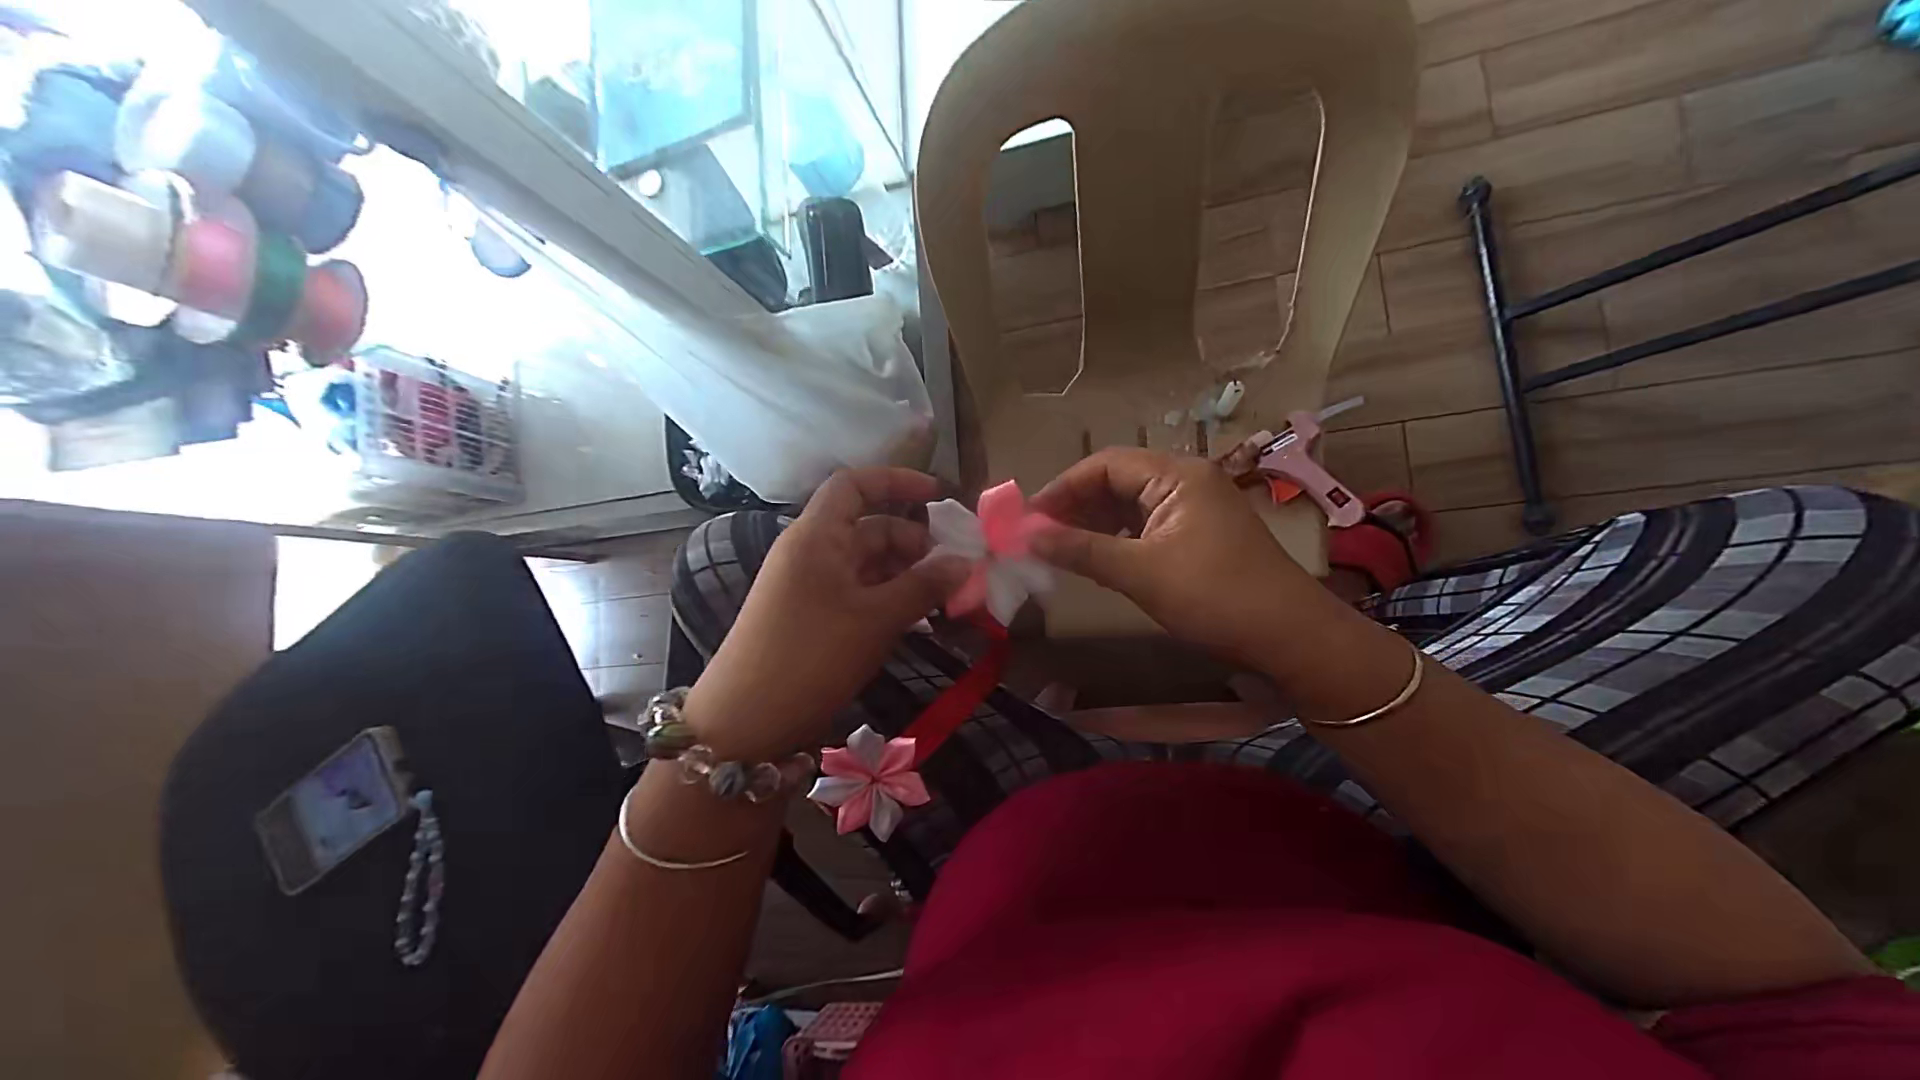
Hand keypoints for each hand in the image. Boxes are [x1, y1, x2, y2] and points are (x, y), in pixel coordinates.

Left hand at [683, 468, 966, 760]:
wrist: (746, 722)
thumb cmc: (812, 657)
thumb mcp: (877, 619)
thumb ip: (924, 585)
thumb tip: (966, 561)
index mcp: (818, 535)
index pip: (855, 485)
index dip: (897, 481)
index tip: (939, 496)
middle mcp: (811, 551)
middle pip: (870, 528)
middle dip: (916, 543)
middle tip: (958, 570)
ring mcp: (809, 585)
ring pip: (867, 564)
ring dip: (907, 575)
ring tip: (946, 599)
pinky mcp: (811, 616)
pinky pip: (858, 592)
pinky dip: (888, 599)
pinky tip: (918, 620)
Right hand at [1029, 447, 1338, 665]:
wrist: (1289, 636)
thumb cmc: (1214, 595)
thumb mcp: (1140, 572)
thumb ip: (1081, 550)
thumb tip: (1029, 537)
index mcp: (1176, 474)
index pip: (1104, 465)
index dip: (1062, 488)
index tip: (1029, 519)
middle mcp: (1187, 480)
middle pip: (1117, 481)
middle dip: (1076, 506)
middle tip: (1038, 536)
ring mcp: (1196, 508)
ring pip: (1131, 505)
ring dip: (1094, 524)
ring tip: (1059, 548)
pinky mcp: (1200, 534)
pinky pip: (1147, 526)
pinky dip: (1118, 539)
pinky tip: (1096, 559)